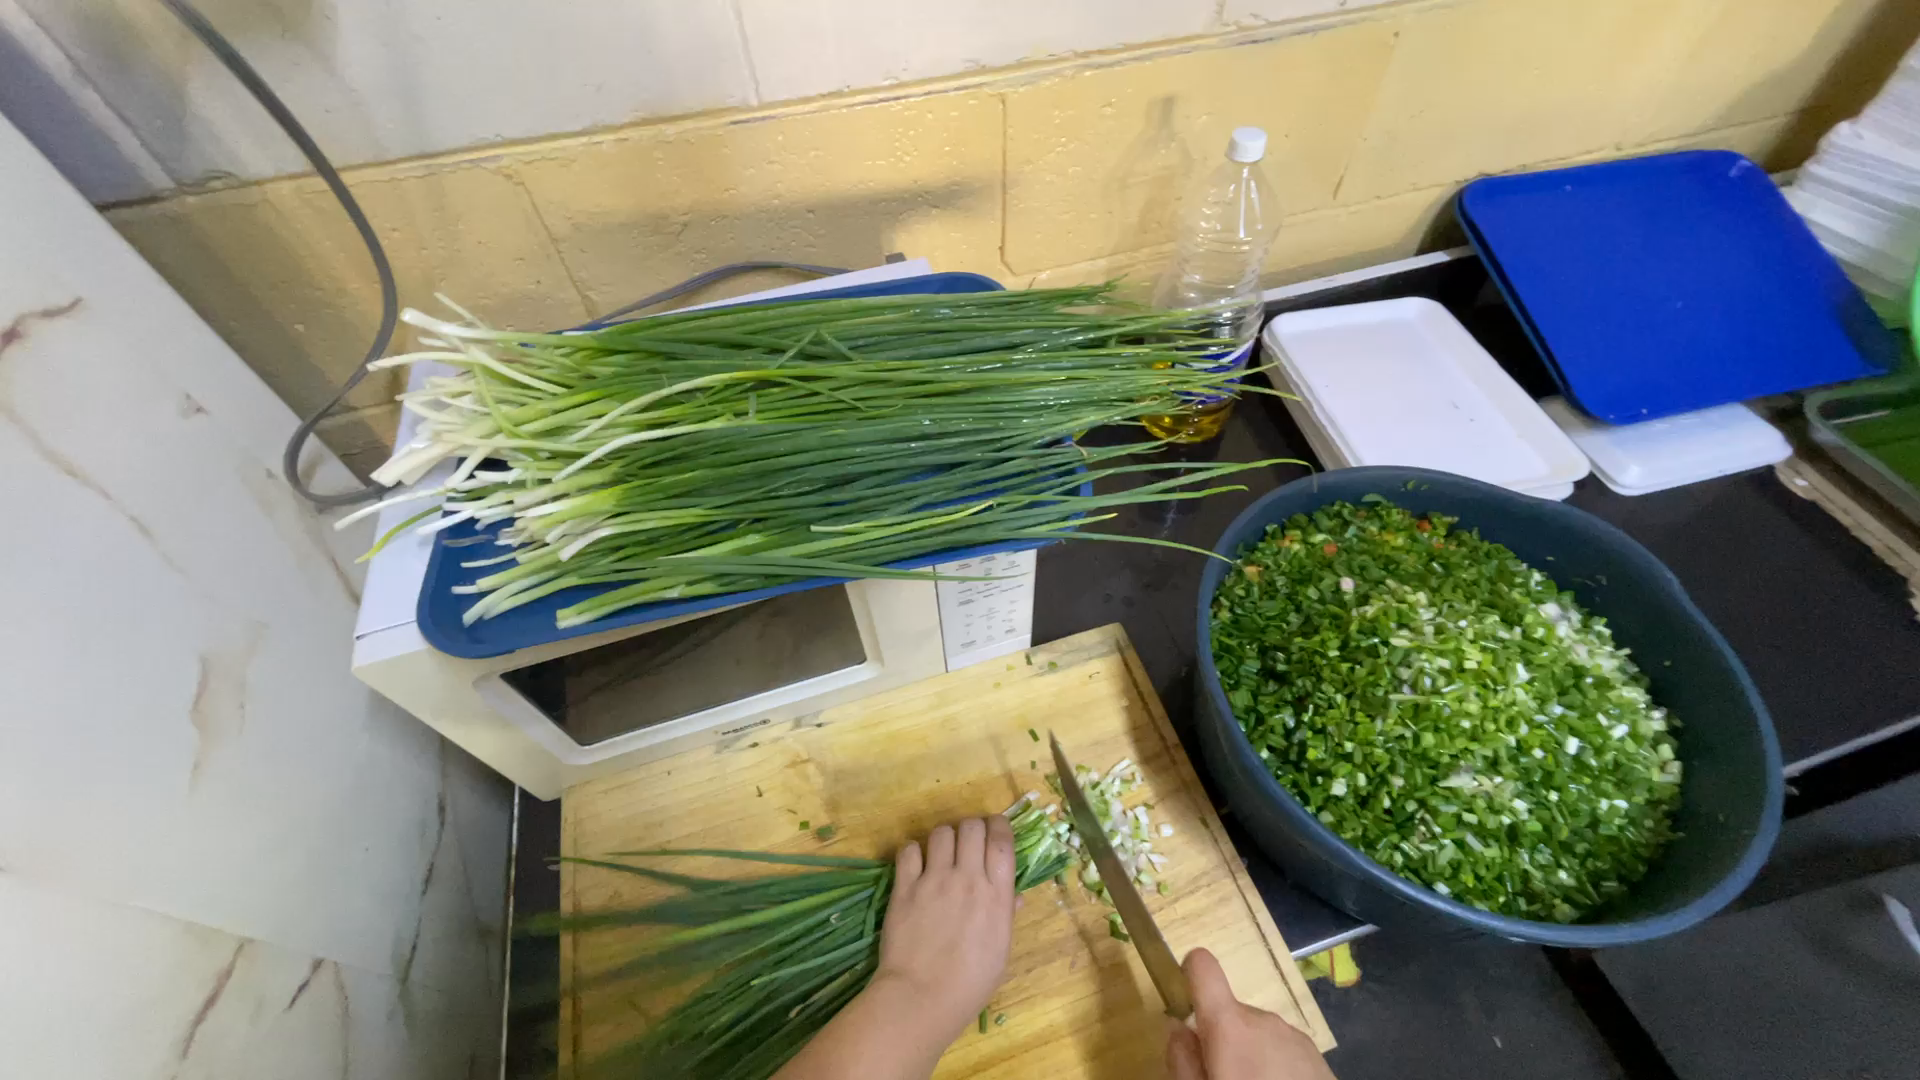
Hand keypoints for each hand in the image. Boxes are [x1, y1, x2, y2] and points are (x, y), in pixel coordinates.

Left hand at [870, 816, 1018, 1041]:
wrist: (921, 998)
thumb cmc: (969, 984)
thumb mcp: (1000, 951)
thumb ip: (1006, 915)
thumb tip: (1014, 894)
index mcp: (996, 895)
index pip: (1001, 840)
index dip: (999, 825)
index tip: (995, 827)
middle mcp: (967, 879)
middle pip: (971, 827)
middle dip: (972, 828)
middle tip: (968, 842)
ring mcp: (934, 880)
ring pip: (941, 833)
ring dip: (944, 838)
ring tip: (941, 854)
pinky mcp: (905, 886)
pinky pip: (908, 850)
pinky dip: (913, 851)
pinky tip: (915, 865)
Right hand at [1165, 948, 1336, 1079]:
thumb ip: (1182, 1061)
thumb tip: (1179, 1029)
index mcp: (1229, 1025)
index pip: (1203, 966)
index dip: (1190, 974)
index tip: (1187, 1004)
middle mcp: (1262, 1020)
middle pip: (1230, 1014)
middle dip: (1222, 1042)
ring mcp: (1295, 1039)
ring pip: (1258, 1035)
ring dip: (1251, 1058)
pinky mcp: (1320, 1061)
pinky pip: (1284, 1052)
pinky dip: (1277, 1070)